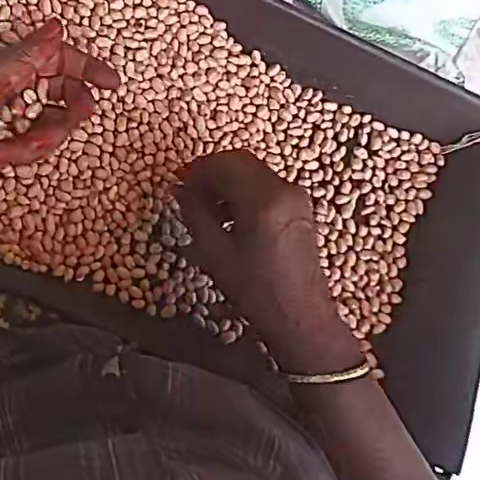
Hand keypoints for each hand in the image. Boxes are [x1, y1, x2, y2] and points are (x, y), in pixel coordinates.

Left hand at [0, 19, 120, 195]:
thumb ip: (22, 58)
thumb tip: (55, 29)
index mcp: (7, 66)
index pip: (57, 58)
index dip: (86, 68)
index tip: (109, 82)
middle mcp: (16, 88)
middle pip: (65, 93)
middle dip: (69, 110)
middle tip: (75, 118)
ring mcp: (18, 117)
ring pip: (55, 124)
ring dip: (37, 139)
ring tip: (9, 146)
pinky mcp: (16, 143)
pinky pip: (39, 147)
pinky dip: (20, 154)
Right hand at [175, 150, 358, 373]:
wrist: (300, 317)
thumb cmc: (254, 289)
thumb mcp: (214, 252)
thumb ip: (194, 213)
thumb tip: (179, 190)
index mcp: (263, 198)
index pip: (223, 163)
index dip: (197, 170)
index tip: (178, 183)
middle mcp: (284, 189)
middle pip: (241, 162)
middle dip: (212, 172)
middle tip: (189, 191)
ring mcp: (297, 197)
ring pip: (254, 172)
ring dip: (228, 181)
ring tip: (206, 208)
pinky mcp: (301, 209)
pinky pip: (267, 186)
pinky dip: (245, 192)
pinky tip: (229, 216)